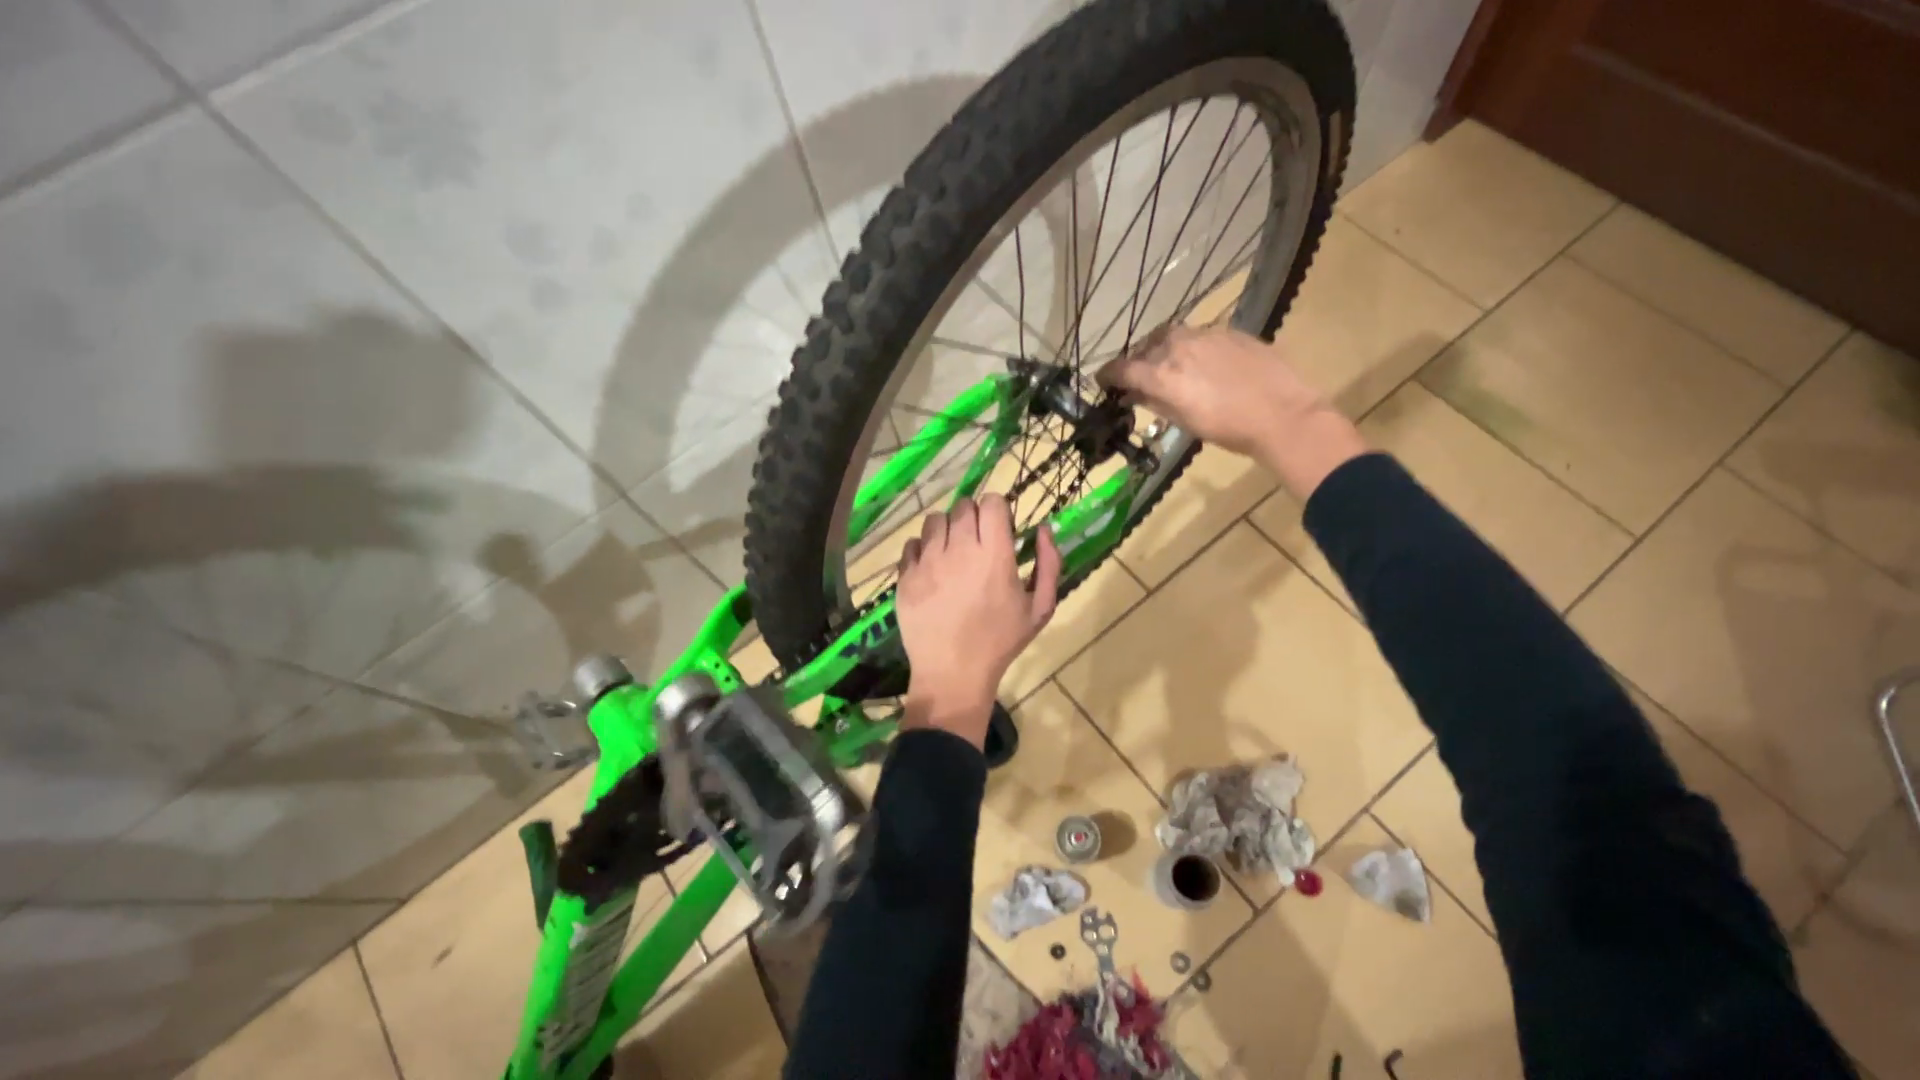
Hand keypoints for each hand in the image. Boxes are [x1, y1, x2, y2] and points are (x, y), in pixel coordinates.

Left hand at [894, 495, 1060, 748]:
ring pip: (934, 520)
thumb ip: (1048, 564)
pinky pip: (911, 544)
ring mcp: (927, 561)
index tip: (999, 528)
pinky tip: (932, 569)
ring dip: (946, 531)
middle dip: (972, 518)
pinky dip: (922, 550)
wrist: (952, 674)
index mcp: (994, 555)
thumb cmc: (1000, 642)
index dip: (996, 510)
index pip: (991, 502)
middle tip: (977, 542)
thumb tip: (1045, 528)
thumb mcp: (1039, 608)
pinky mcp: (905, 576)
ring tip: (952, 554)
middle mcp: (958, 550)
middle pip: (962, 506)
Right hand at [1101, 324, 1367, 499]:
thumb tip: (1134, 393)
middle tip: (1139, 376)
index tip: (1103, 381)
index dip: (1108, 375)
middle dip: (1138, 361)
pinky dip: (1191, 347)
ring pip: (1172, 336)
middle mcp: (1178, 346)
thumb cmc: (1228, 428)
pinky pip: (1199, 335)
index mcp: (1162, 373)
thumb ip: (1154, 401)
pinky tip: (1203, 363)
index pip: (1121, 368)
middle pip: (1146, 347)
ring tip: (1170, 365)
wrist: (1282, 414)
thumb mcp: (1183, 421)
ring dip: (1163, 349)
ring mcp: (1205, 334)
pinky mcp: (1229, 331)